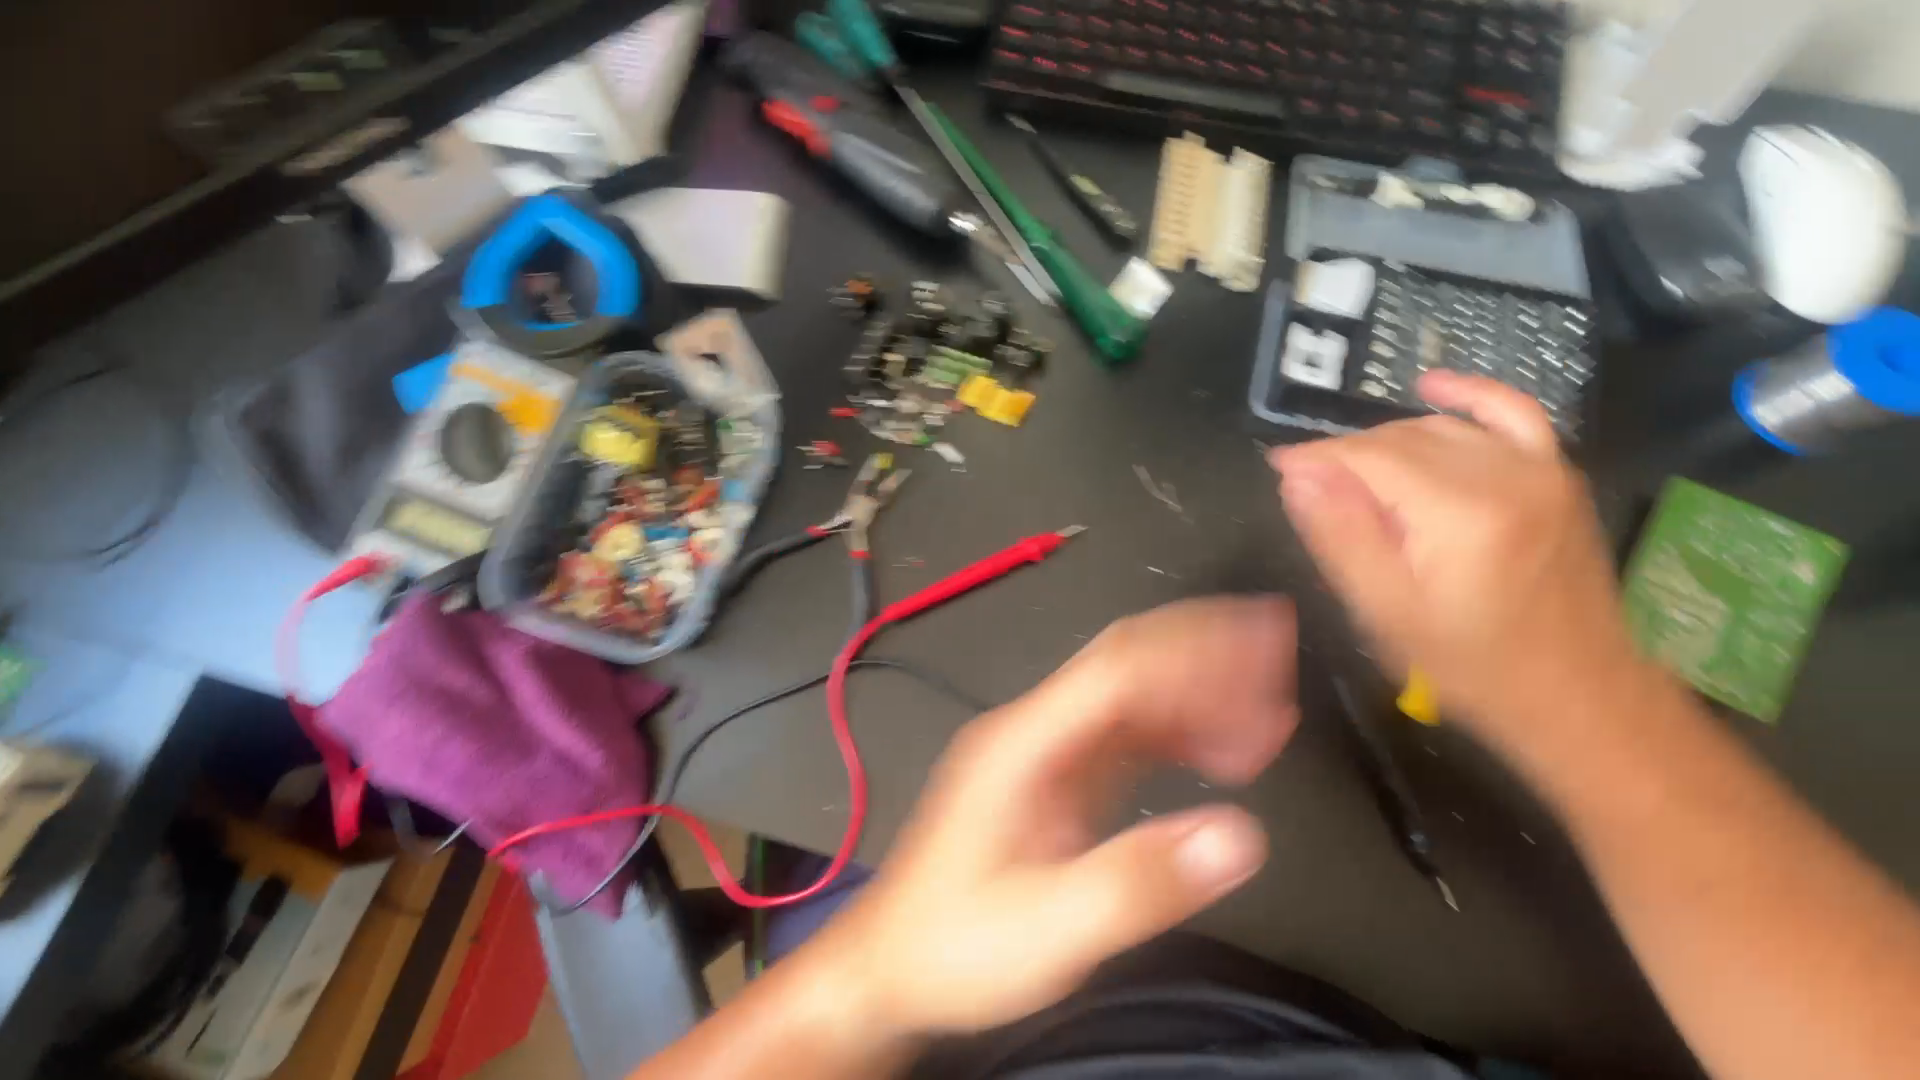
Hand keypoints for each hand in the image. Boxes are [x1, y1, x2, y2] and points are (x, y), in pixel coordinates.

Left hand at [803, 597, 1297, 1039]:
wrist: (893, 968)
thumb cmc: (955, 946)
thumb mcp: (1048, 928)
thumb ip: (1140, 883)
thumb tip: (1240, 835)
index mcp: (1022, 744)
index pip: (1117, 672)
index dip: (1194, 653)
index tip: (1264, 646)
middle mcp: (1033, 732)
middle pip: (1124, 665)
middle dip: (1202, 651)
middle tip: (1278, 653)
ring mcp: (1044, 753)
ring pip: (1129, 696)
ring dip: (1198, 692)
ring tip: (1269, 710)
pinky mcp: (1056, 781)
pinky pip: (1125, 737)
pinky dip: (1178, 733)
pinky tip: (1221, 751)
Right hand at [1267, 371, 1641, 738]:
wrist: (1577, 694)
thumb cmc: (1471, 666)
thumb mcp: (1386, 612)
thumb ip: (1340, 535)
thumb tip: (1297, 477)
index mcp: (1460, 511)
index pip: (1369, 457)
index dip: (1317, 457)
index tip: (1278, 465)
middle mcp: (1504, 473)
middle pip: (1401, 438)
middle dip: (1347, 456)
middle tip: (1311, 487)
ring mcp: (1540, 469)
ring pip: (1440, 428)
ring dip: (1388, 441)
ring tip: (1352, 473)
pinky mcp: (1558, 475)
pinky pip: (1512, 413)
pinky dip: (1469, 396)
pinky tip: (1431, 387)